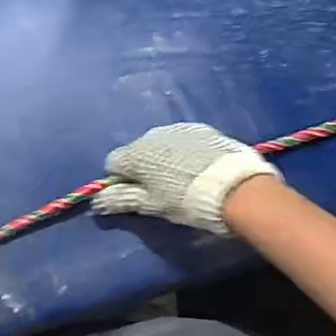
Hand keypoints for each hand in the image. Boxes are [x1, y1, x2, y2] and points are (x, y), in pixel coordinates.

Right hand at [92, 123, 279, 233]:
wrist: (239, 189)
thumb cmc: (186, 200)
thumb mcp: (151, 205)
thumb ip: (121, 199)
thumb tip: (97, 200)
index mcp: (134, 154)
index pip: (113, 164)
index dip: (122, 180)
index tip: (137, 194)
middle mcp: (151, 135)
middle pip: (137, 152)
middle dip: (144, 167)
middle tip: (161, 189)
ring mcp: (178, 130)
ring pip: (160, 145)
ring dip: (164, 159)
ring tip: (183, 178)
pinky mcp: (203, 130)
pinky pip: (183, 140)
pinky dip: (184, 152)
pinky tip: (199, 168)